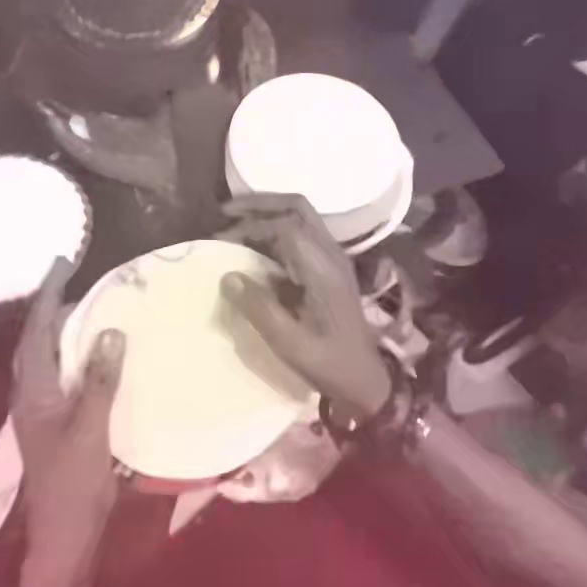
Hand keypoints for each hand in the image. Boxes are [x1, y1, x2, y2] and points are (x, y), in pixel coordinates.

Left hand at [11, 257, 125, 586]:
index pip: (38, 330)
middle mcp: (29, 393)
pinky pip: (56, 374)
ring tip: (84, 308)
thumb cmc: (74, 483)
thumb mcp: (92, 430)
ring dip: (59, 329)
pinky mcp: (50, 421)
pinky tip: (91, 355)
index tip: (61, 263)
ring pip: (43, 356)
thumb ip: (100, 381)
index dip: (48, 295)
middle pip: (35, 339)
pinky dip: (69, 354)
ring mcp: (38, 409)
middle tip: (76, 282)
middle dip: (51, 307)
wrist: (62, 536)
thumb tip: (111, 331)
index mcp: (34, 390)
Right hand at [218, 194, 391, 418]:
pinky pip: (302, 235)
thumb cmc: (328, 364)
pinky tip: (254, 247)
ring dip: (267, 214)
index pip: (285, 226)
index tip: (221, 239)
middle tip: (224, 212)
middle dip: (260, 203)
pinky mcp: (329, 269)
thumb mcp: (289, 343)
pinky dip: (275, 231)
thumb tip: (227, 276)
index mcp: (323, 269)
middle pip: (297, 208)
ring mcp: (333, 260)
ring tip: (233, 224)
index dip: (250, 226)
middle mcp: (331, 255)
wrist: (366, 382)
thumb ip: (258, 308)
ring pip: (300, 218)